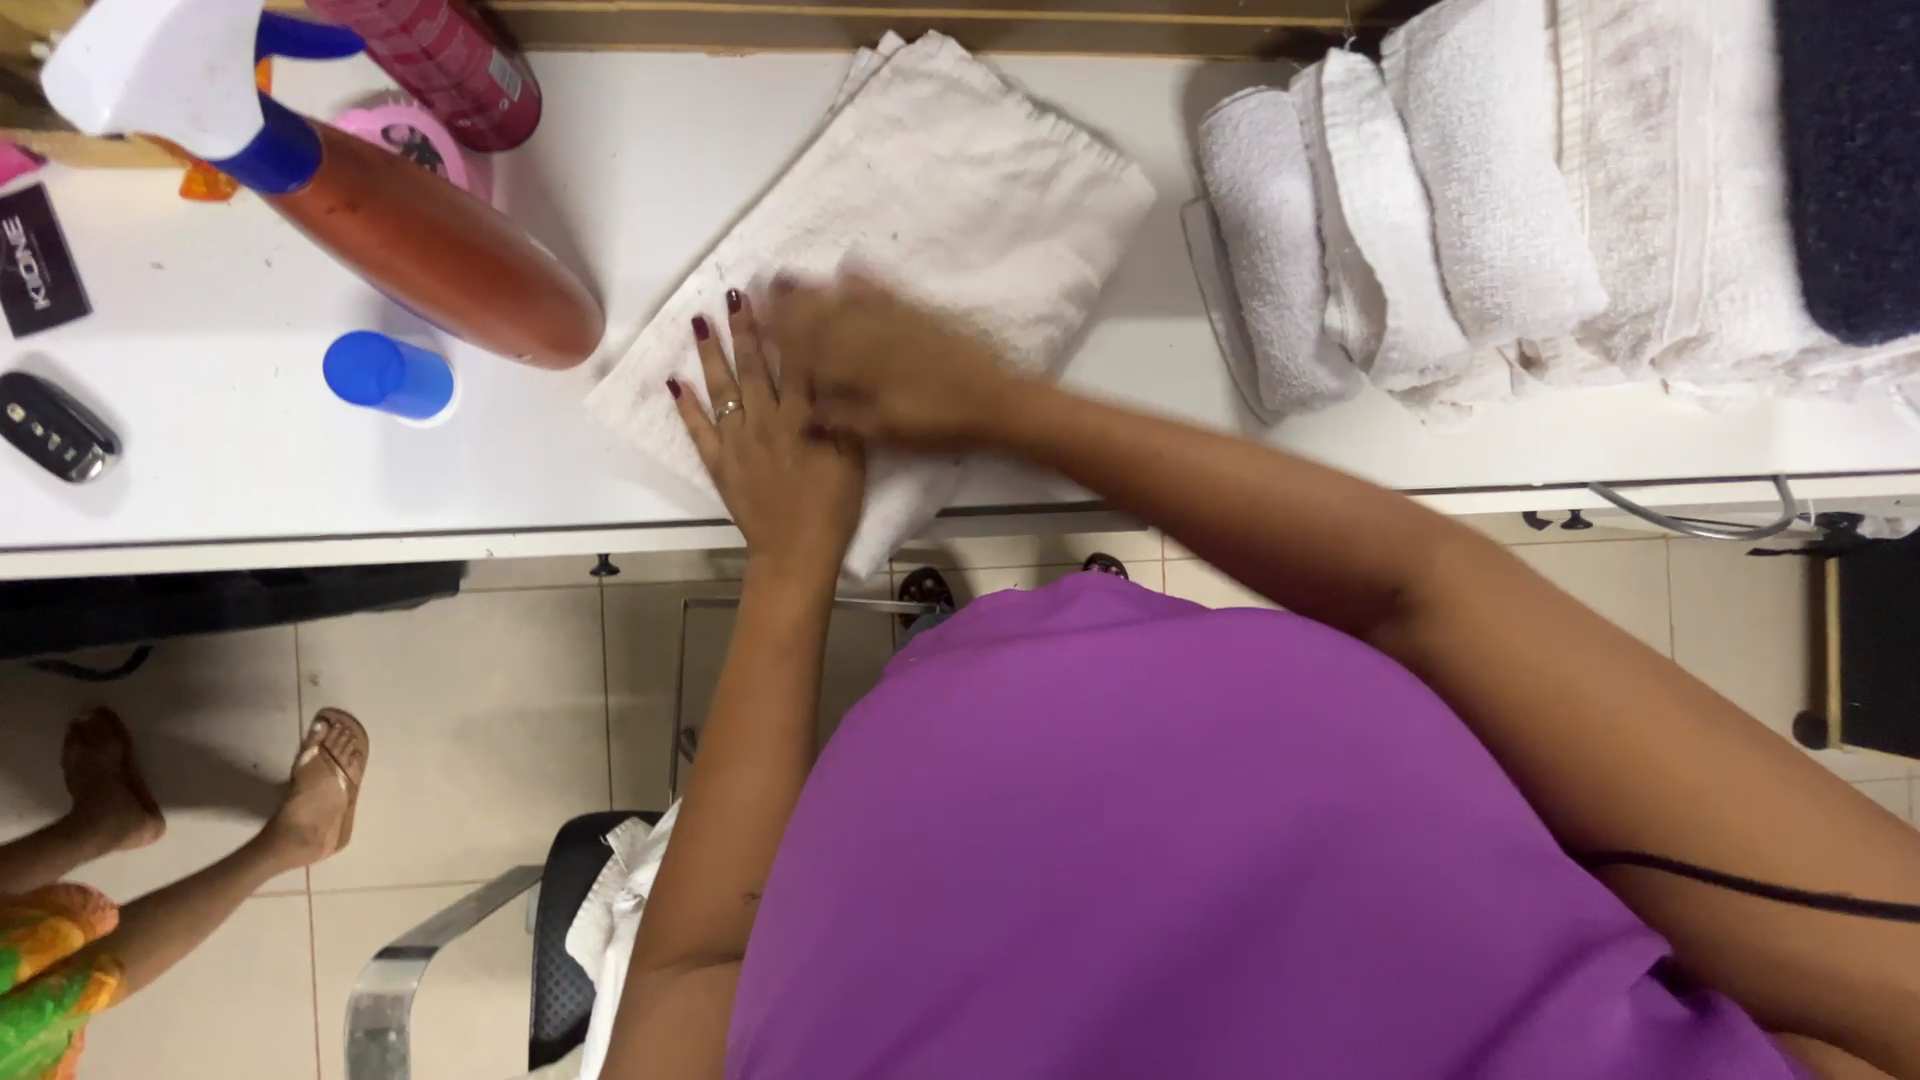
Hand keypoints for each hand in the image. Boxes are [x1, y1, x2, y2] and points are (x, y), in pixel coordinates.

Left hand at [672, 289, 865, 579]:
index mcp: (803, 417)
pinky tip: (674, 381)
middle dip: (745, 328)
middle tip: (734, 295)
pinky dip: (685, 405)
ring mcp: (737, 440)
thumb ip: (842, 415)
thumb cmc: (833, 507)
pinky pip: (697, 429)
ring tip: (701, 322)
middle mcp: (767, 420)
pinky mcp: (719, 463)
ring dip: (711, 353)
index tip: (780, 297)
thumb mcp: (854, 459)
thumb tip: (831, 375)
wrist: (796, 550)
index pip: (795, 362)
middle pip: (755, 366)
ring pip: (723, 388)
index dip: (788, 327)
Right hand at [764, 272, 1026, 451]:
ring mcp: (898, 322)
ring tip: (788, 273)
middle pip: (823, 316)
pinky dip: (866, 278)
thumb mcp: (887, 432)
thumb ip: (843, 420)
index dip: (780, 331)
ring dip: (816, 286)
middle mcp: (873, 338)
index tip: (753, 316)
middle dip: (789, 301)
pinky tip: (849, 264)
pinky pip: (887, 291)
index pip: (810, 347)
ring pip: (847, 300)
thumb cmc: (939, 425)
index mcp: (860, 369)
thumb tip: (800, 417)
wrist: (996, 403)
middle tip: (760, 283)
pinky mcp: (923, 314)